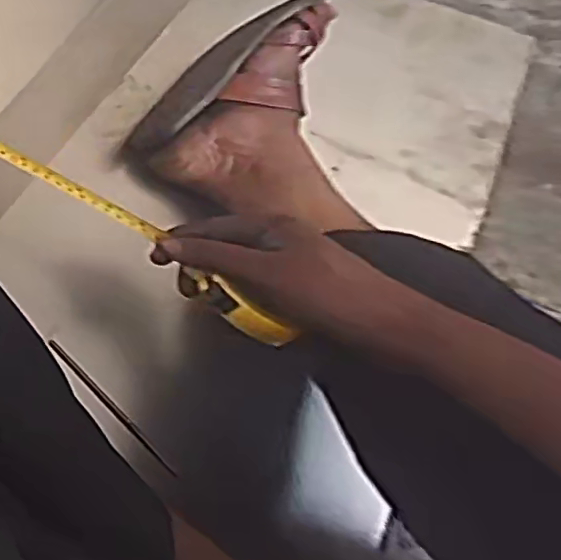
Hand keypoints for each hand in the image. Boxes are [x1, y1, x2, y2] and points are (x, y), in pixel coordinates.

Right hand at [152, 215, 417, 343]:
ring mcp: (293, 264)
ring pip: (239, 271)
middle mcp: (280, 239)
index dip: (179, 242)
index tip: (157, 258)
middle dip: (202, 269)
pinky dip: (248, 300)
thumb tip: (169, 245)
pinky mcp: (303, 289)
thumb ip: (211, 256)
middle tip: (192, 288)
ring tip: (224, 304)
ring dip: (225, 288)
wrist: (403, 335)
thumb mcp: (263, 273)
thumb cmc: (338, 297)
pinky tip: (251, 313)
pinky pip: (259, 289)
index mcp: (271, 225)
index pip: (207, 228)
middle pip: (221, 249)